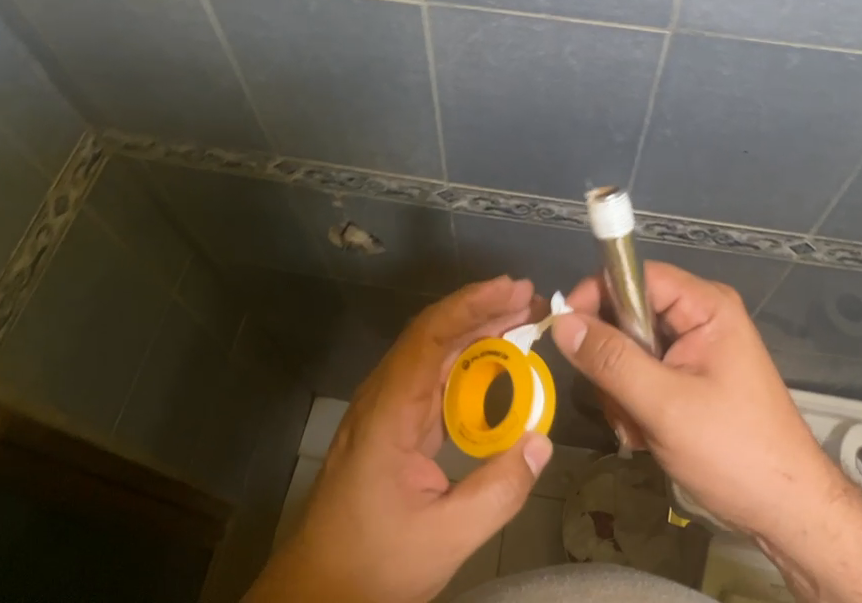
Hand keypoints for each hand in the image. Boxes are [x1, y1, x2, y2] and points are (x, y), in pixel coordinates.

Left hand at [248, 276, 554, 602]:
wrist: (319, 590)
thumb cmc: (375, 563)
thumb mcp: (447, 536)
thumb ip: (499, 490)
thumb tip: (542, 441)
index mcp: (389, 412)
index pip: (429, 336)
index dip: (472, 305)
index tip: (515, 288)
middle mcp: (384, 398)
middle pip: (433, 335)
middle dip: (483, 310)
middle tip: (533, 300)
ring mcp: (386, 411)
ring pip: (433, 353)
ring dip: (476, 332)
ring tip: (523, 320)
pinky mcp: (392, 427)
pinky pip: (432, 379)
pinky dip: (467, 363)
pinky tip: (496, 365)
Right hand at [551, 262, 861, 602]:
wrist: (788, 511)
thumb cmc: (734, 452)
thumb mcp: (664, 405)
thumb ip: (611, 360)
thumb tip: (561, 322)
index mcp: (706, 306)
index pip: (636, 275)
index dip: (597, 294)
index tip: (565, 328)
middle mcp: (701, 318)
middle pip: (629, 314)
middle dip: (612, 359)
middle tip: (615, 400)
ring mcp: (697, 350)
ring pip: (630, 349)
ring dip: (621, 389)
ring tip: (638, 428)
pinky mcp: (692, 379)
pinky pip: (644, 373)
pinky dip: (635, 403)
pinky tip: (646, 435)